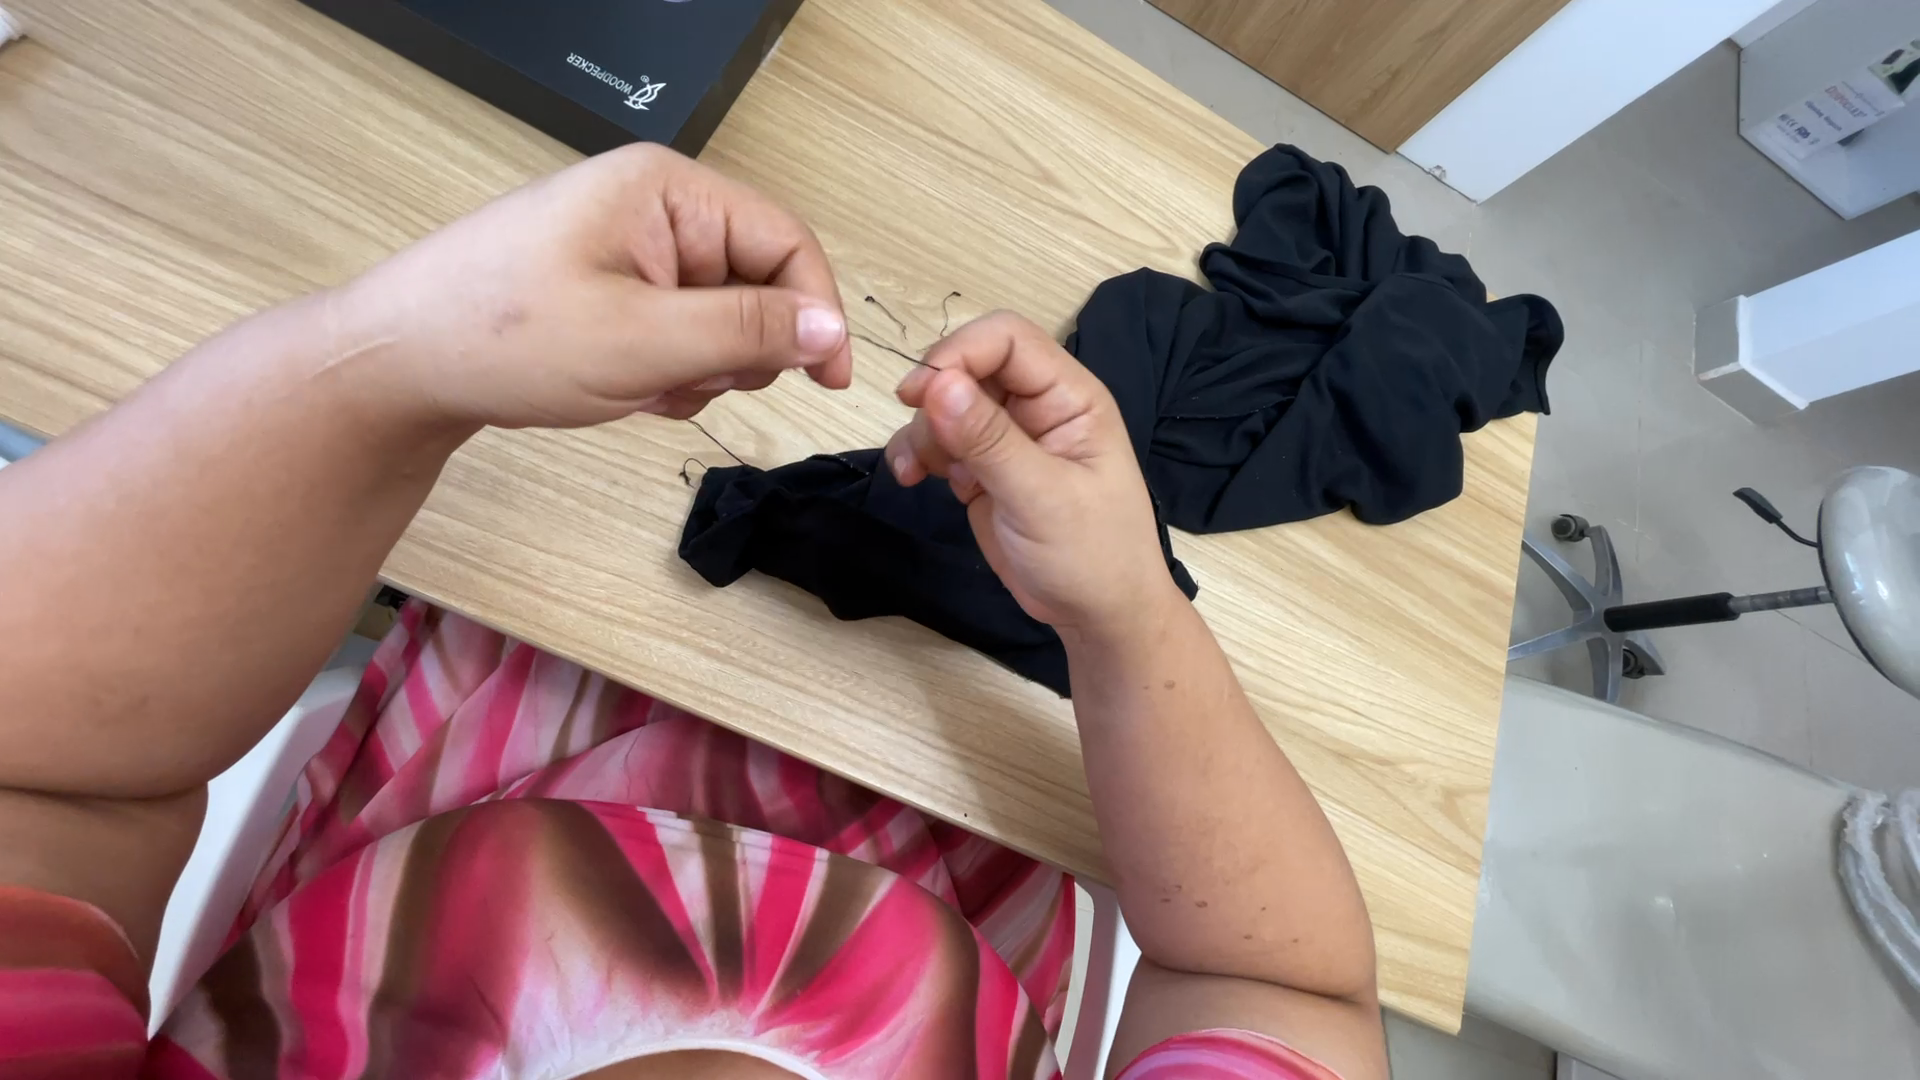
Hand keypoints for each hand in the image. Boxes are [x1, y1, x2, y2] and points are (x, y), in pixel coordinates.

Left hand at [335, 143, 852, 428]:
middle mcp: (663, 213)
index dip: (819, 313)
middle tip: (697, 377)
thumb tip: (831, 330)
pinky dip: (681, 374)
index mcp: (670, 192)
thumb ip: (748, 330)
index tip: (830, 379)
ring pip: (733, 322)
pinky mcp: (632, 292)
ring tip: (650, 380)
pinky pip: (696, 339)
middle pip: (763, 285)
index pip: (787, 244)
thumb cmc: (504, 337)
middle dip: (744, 348)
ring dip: (709, 368)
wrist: (406, 367)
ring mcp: (646, 255)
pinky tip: (634, 383)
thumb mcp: (643, 339)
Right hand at [884, 312, 1181, 633]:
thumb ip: (989, 440)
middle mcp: (1037, 408)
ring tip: (913, 472)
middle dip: (934, 396)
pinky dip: (919, 454)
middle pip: (970, 368)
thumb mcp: (1042, 497)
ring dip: (921, 431)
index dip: (960, 353)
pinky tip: (912, 479)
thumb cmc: (1090, 555)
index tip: (920, 394)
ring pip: (947, 406)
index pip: (1008, 340)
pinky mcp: (984, 471)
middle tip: (918, 437)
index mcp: (1069, 397)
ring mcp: (1008, 440)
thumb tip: (936, 383)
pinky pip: (941, 443)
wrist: (1097, 616)